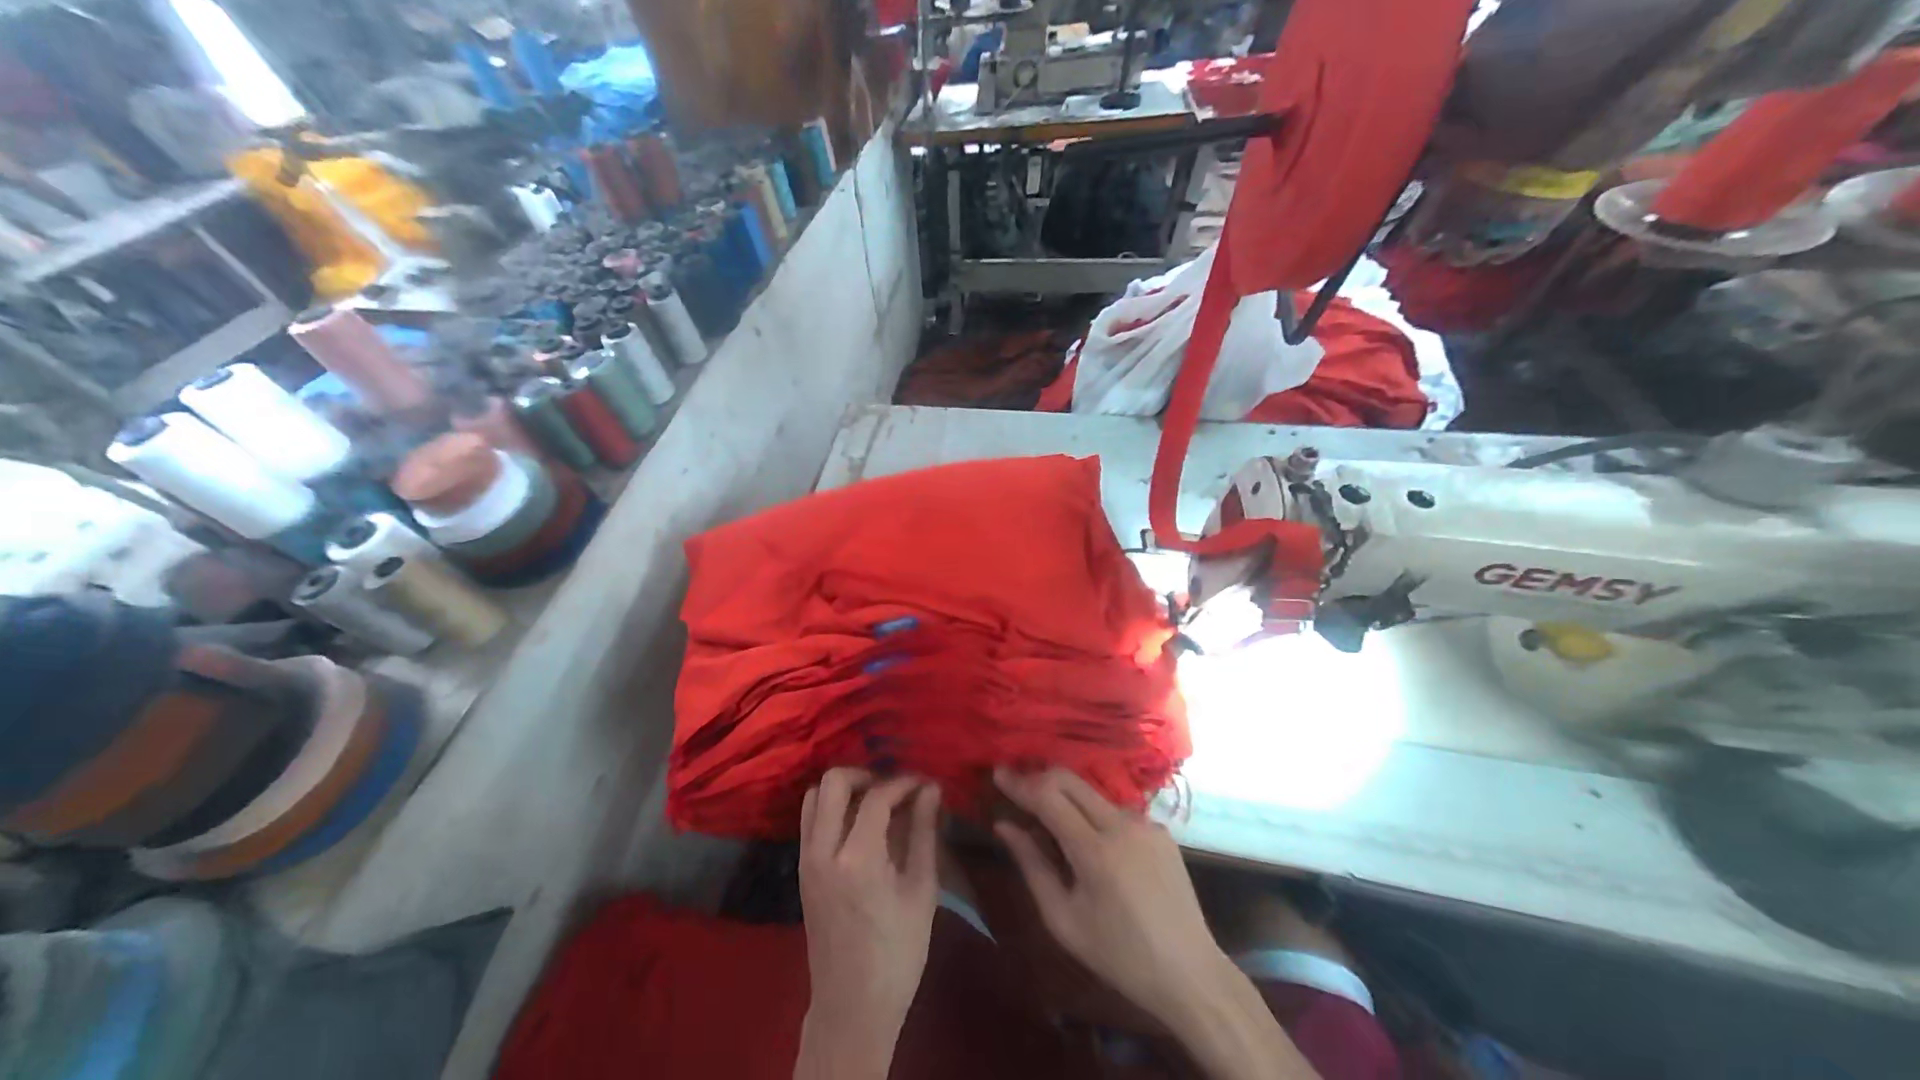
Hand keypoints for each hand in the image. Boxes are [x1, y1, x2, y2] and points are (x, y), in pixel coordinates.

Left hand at [794, 768, 940, 1079]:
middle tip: (894, 789)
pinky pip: (810, 819)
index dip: (903, 783)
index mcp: (857, 858)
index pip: (876, 796)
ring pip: (813, 796)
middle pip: (833, 782)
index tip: (925, 784)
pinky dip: (831, 807)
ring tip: (876, 802)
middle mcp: (823, 851)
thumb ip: (924, 833)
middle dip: (866, 775)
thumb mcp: (922, 890)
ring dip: (844, 789)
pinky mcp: (801, 869)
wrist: (853, 1004)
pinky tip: (859, 823)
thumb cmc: (898, 951)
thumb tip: (931, 789)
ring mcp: (806, 859)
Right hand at [993, 769, 1317, 1079]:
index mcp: (1095, 850)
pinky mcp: (1161, 830)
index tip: (997, 773)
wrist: (1189, 972)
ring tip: (1045, 814)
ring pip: (1093, 793)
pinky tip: (1086, 837)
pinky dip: (1092, 813)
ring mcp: (1146, 824)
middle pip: (1070, 780)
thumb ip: (1032, 866)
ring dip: (1065, 795)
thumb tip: (1004, 826)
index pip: (1048, 797)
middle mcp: (1122, 825)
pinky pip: (1116, 810)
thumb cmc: (1118, 954)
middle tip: (1015, 786)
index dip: (1019, 783)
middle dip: (1039, 777)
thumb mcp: (1063, 919)